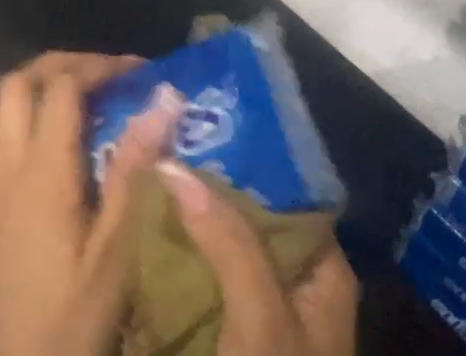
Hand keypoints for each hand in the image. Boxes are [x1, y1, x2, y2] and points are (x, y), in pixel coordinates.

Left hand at [0, 52, 183, 355]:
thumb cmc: (74, 310)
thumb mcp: (116, 245)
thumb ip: (133, 167)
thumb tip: (164, 100)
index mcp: (43, 168)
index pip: (63, 86)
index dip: (101, 66)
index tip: (142, 71)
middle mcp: (8, 163)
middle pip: (19, 82)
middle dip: (63, 64)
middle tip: (108, 76)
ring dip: (33, 89)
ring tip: (75, 103)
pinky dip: (12, 120)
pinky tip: (44, 146)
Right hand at [156, 161, 358, 355]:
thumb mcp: (261, 313)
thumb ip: (228, 239)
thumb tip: (173, 164)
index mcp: (323, 271)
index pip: (286, 194)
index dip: (244, 159)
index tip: (197, 129)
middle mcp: (295, 285)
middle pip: (246, 221)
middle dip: (204, 191)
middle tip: (158, 149)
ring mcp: (261, 312)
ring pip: (218, 252)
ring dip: (184, 226)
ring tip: (142, 180)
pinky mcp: (228, 337)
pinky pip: (199, 286)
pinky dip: (174, 265)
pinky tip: (141, 238)